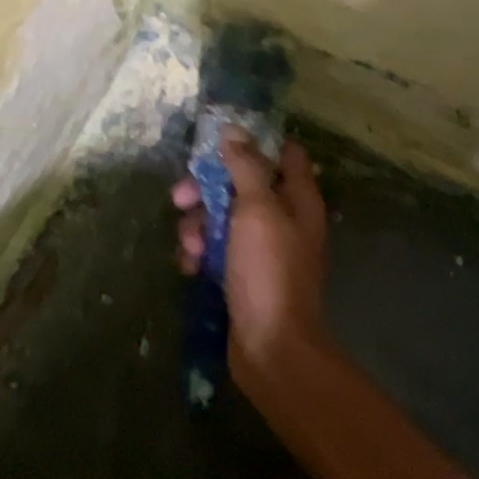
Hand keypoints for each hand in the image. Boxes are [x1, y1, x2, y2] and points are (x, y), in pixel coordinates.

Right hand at [173, 129, 329, 367]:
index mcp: (298, 198)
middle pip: (241, 185)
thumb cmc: (269, 271)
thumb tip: (235, 130)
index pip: (283, 153)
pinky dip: (201, 254)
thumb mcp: (257, 210)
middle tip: (180, 198)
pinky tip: (191, 269)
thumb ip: (246, 167)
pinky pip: (216, 251)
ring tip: (190, 248)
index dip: (253, 142)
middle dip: (207, 190)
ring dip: (199, 226)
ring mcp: (262, 249)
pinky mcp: (242, 276)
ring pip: (222, 218)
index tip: (218, 140)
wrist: (271, 348)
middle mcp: (283, 219)